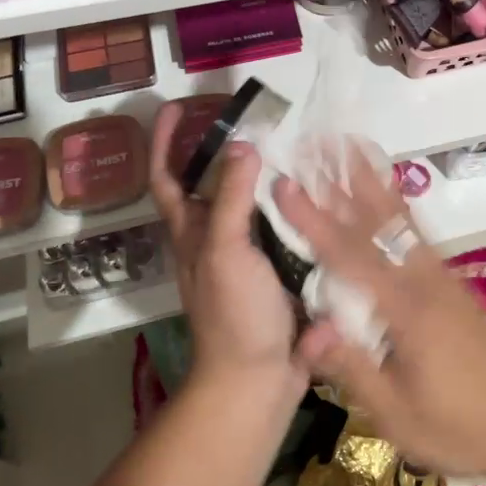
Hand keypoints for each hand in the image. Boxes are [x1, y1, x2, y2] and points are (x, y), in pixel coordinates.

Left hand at [147, 103, 305, 402]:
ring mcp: (246, 254)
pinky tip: (319, 190)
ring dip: (266, 174)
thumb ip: (232, 198)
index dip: (166, 141)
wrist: (258, 379)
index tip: (178, 106)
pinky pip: (284, 226)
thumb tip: (242, 145)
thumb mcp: (226, 249)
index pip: (167, 177)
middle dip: (227, 149)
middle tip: (256, 118)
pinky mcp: (276, 270)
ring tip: (294, 145)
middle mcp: (213, 238)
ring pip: (252, 203)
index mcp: (191, 231)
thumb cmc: (232, 312)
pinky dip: (295, 204)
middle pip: (212, 184)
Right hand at [274, 159, 485, 477]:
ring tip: (344, 144)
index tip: (285, 187)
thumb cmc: (457, 423)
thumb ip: (353, 369)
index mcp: (403, 308)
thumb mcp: (397, 414)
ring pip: (396, 215)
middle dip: (340, 178)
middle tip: (314, 141)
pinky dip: (393, 197)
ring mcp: (436, 272)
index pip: (349, 255)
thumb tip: (308, 331)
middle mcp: (420, 277)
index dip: (314, 220)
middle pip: (375, 218)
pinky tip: (381, 185)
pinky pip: (412, 227)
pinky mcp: (445, 276)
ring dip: (367, 177)